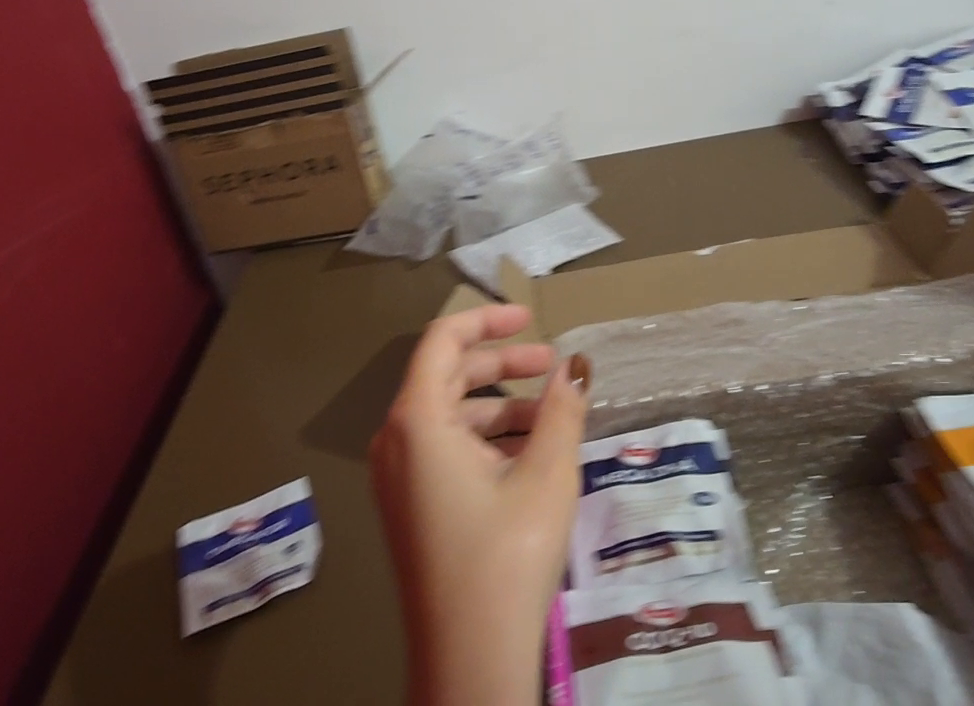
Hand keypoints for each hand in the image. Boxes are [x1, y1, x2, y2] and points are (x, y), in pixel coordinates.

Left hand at [369, 305, 590, 705]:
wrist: (468, 655)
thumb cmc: (506, 552)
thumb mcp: (546, 474)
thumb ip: (562, 409)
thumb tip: (576, 367)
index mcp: (417, 419)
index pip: (443, 341)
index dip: (487, 320)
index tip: (532, 318)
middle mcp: (396, 439)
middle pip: (447, 376)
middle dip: (502, 366)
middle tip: (553, 367)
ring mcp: (398, 475)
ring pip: (450, 418)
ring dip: (501, 409)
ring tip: (555, 419)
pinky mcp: (409, 505)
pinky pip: (445, 451)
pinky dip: (486, 442)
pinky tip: (530, 457)